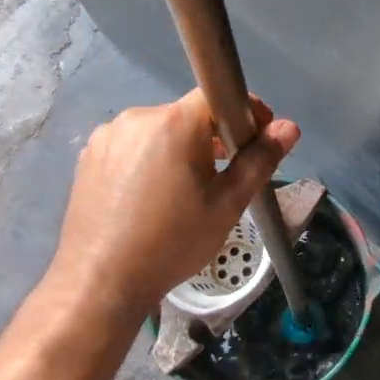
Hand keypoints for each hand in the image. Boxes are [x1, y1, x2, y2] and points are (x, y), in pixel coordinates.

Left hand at [48, 88, 299, 324]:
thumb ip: (260, 160)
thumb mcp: (228, 204)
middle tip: (224, 177)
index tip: (257, 142)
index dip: (244, 113)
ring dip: (180, 149)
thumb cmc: (173, 242)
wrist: (100, 283)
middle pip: (188, 115)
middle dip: (212, 138)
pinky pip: (133, 146)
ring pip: (160, 131)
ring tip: (186, 192)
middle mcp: (137, 118)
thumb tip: (290, 127)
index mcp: (174, 123)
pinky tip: (152, 196)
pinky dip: (150, 160)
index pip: (218, 96)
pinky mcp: (89, 157)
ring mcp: (108, 136)